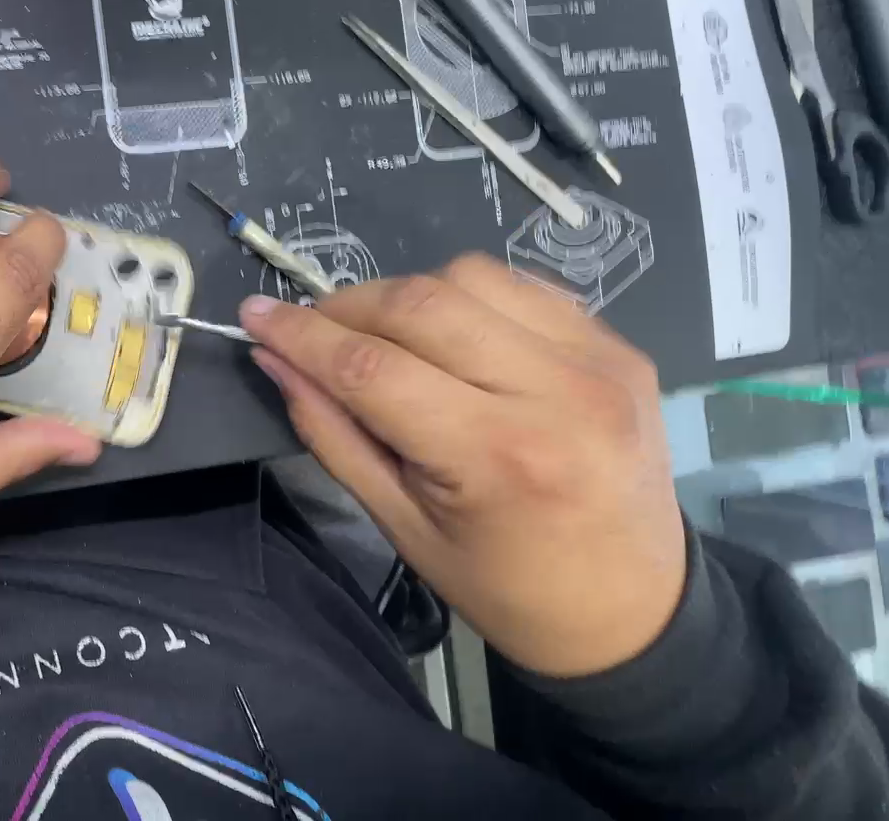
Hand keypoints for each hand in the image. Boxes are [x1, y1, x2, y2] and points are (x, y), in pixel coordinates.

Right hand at [240, 254, 685, 677]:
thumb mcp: (397, 522)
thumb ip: (329, 431)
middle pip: (419, 305)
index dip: (301, 335)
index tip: (252, 314)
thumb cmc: (501, 583)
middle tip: (311, 329)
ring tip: (383, 337)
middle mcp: (556, 393)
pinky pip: (516, 285)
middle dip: (344, 307)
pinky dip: (462, 296)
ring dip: (403, 296)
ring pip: (467, 277)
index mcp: (495, 456)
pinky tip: (448, 336)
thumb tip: (274, 358)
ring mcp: (598, 361)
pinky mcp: (618, 346)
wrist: (636, 611)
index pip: (371, 368)